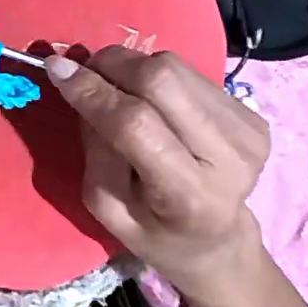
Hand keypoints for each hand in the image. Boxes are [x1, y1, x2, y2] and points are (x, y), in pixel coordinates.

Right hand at [45, 47, 269, 306]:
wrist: (218, 241)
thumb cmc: (153, 231)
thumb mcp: (106, 206)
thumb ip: (95, 147)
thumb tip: (79, 81)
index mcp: (189, 195)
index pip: (135, 124)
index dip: (92, 91)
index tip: (56, 67)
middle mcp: (229, 158)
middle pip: (161, 79)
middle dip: (113, 66)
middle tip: (87, 72)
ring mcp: (246, 131)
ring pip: (174, 67)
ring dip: (133, 68)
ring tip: (118, 88)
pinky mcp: (251, 113)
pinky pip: (189, 72)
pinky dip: (157, 76)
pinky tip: (154, 100)